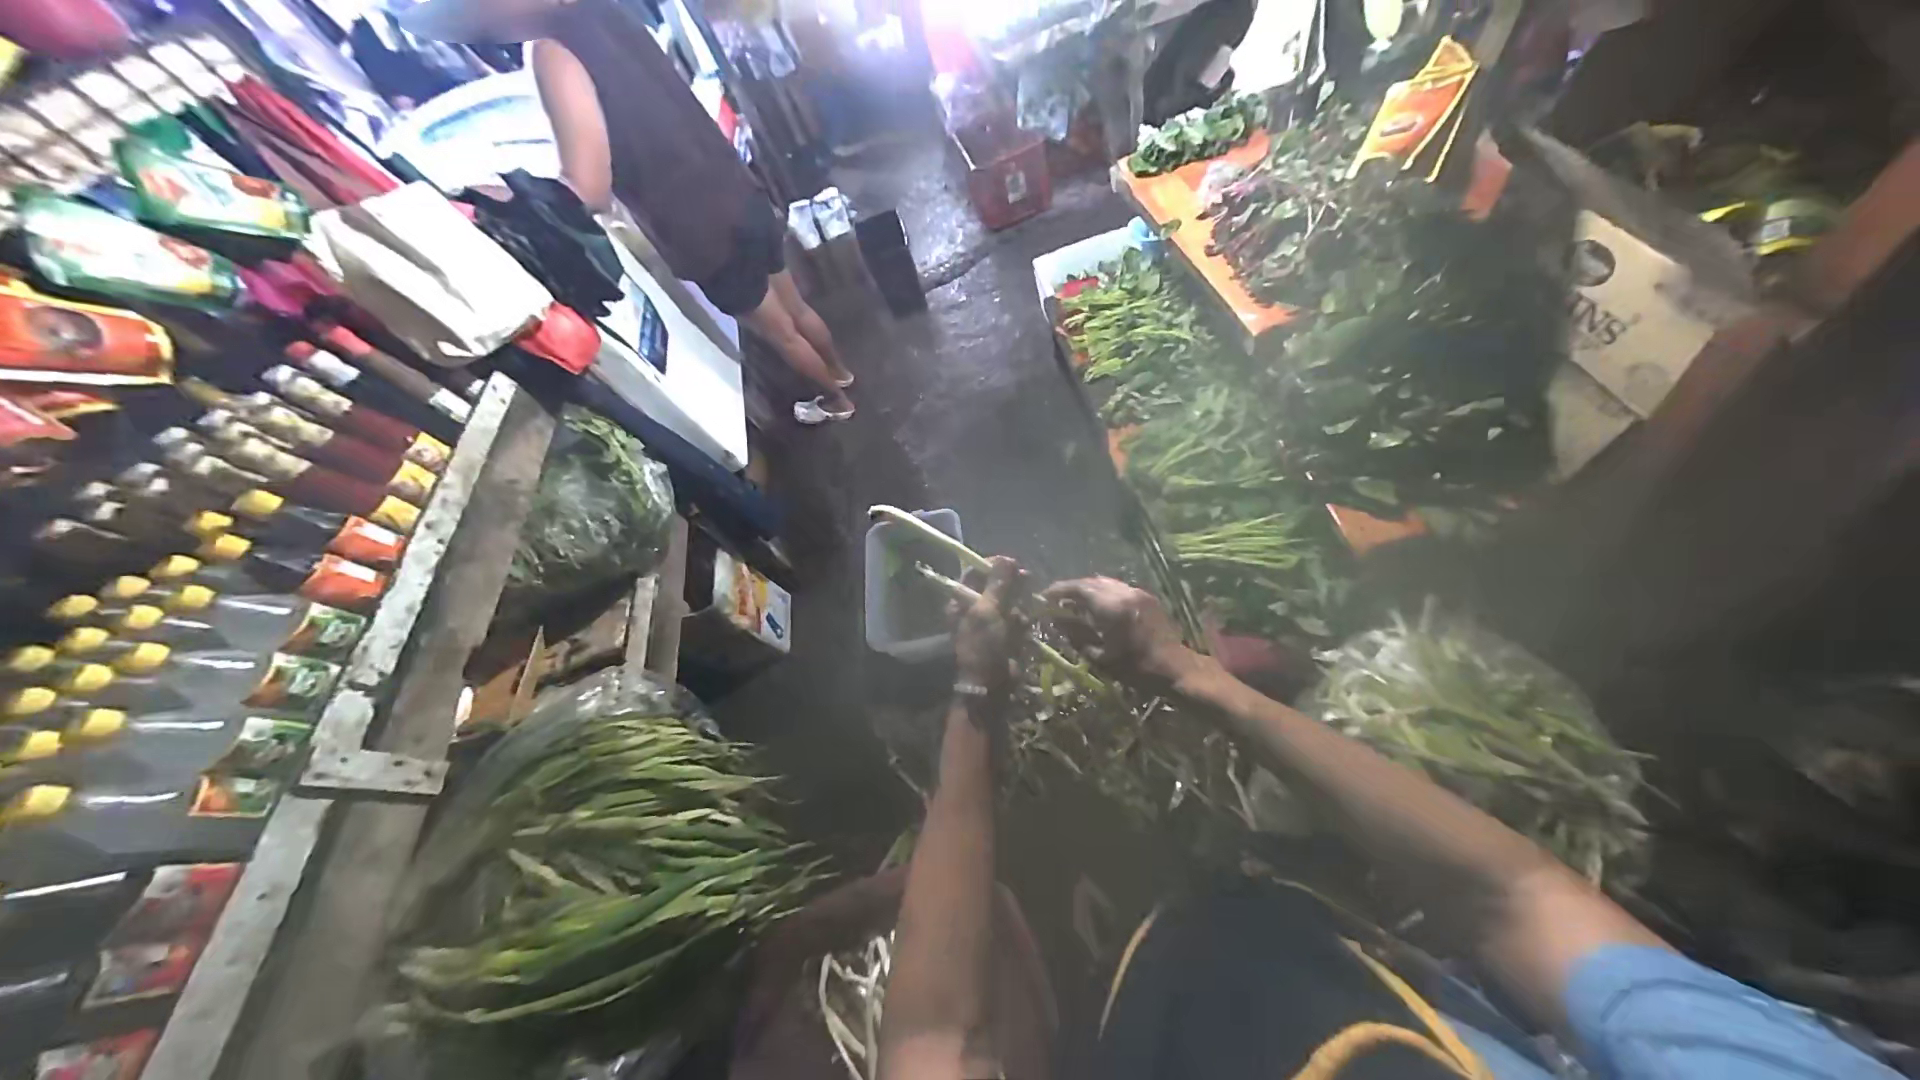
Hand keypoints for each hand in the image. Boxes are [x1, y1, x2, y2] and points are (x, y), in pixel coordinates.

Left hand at [952, 557, 1027, 691]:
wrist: (990, 684)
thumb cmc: (982, 645)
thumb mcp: (987, 610)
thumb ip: (998, 583)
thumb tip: (1006, 559)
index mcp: (962, 600)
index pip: (976, 572)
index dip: (994, 565)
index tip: (1012, 563)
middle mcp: (976, 607)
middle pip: (997, 584)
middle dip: (1012, 584)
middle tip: (1025, 580)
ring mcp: (992, 620)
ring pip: (1012, 600)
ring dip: (1018, 605)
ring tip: (1019, 617)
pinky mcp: (1007, 633)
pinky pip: (1018, 619)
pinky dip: (1021, 623)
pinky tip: (1021, 631)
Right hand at [1042, 577, 1207, 689]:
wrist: (1176, 669)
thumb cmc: (1135, 668)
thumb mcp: (1099, 656)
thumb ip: (1075, 634)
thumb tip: (1055, 620)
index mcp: (1110, 606)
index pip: (1078, 588)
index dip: (1058, 590)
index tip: (1044, 597)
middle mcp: (1124, 593)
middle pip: (1091, 582)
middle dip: (1071, 589)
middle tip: (1056, 600)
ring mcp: (1138, 593)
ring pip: (1105, 583)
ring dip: (1088, 590)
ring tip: (1074, 603)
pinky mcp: (1147, 598)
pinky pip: (1119, 588)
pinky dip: (1103, 593)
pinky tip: (1097, 607)